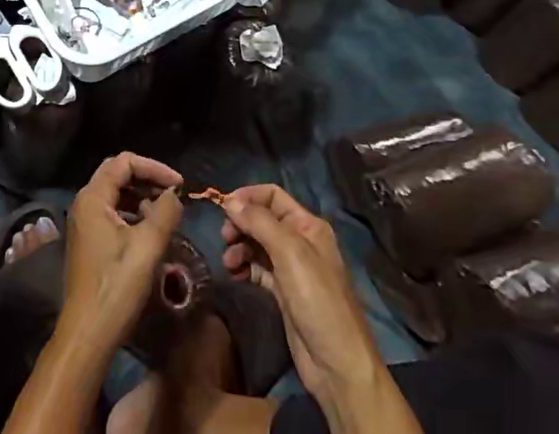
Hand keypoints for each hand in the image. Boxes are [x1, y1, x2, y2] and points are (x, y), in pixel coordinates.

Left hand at [60, 152, 183, 352]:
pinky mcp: (89, 242)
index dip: (154, 167)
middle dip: (148, 178)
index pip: (124, 162)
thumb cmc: (116, 285)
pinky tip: (151, 229)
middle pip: (118, 174)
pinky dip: (134, 212)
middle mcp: (84, 205)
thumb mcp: (149, 245)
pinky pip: (113, 213)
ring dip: (142, 195)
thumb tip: (174, 195)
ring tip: (167, 210)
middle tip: (174, 192)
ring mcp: (84, 224)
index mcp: (93, 198)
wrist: (87, 334)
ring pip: (116, 194)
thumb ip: (166, 211)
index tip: (179, 184)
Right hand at [220, 185, 387, 409]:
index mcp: (308, 225)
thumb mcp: (291, 253)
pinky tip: (235, 275)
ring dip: (240, 247)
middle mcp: (300, 241)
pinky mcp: (283, 292)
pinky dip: (245, 268)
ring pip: (258, 245)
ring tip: (228, 263)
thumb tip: (230, 201)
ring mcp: (292, 268)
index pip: (274, 196)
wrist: (335, 361)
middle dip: (241, 224)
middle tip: (224, 238)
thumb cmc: (317, 299)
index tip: (223, 207)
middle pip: (263, 220)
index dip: (249, 197)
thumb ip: (260, 223)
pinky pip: (259, 269)